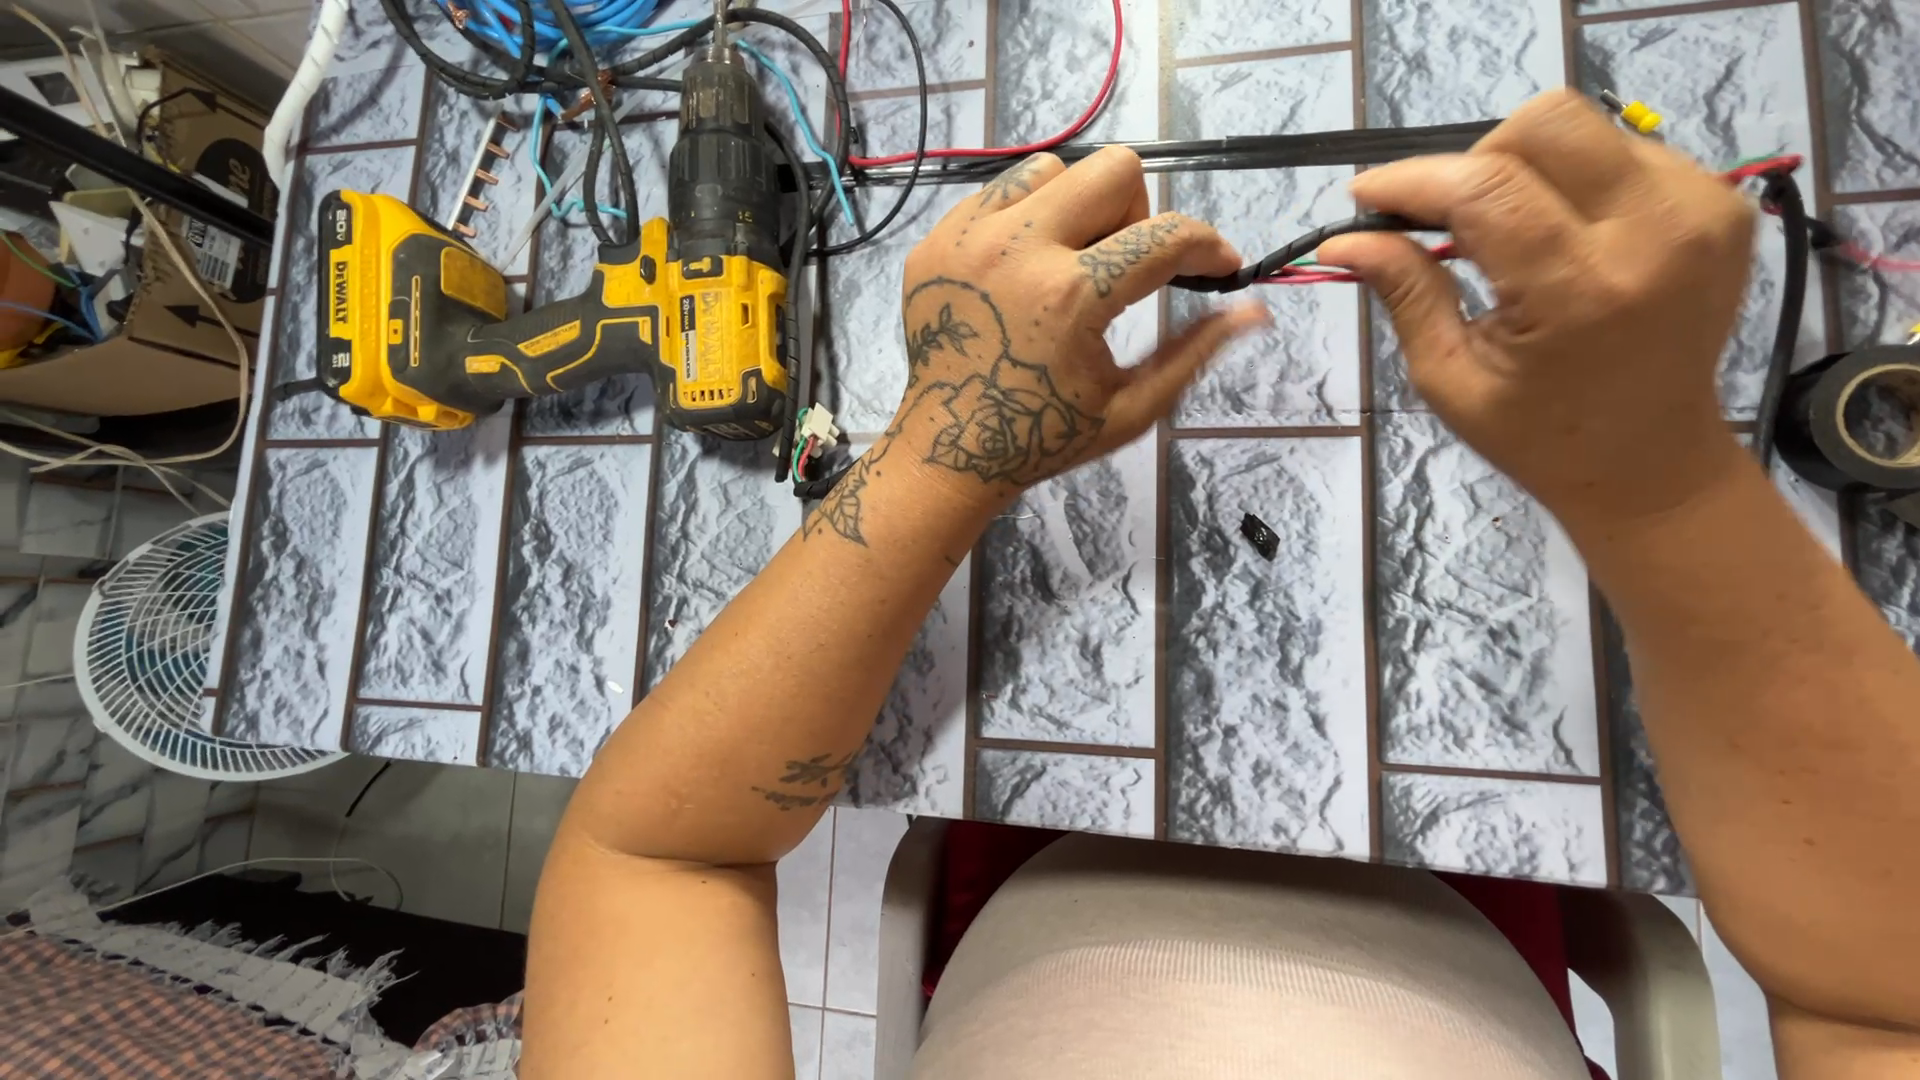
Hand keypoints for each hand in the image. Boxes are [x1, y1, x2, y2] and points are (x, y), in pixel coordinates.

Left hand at [888, 148, 1263, 486]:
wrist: (949, 451)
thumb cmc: (1043, 439)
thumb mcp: (1129, 409)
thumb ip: (1194, 354)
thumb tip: (1255, 309)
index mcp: (1070, 297)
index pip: (1165, 236)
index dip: (1207, 247)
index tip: (1216, 266)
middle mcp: (1017, 250)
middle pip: (1114, 168)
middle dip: (1140, 214)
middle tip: (1126, 266)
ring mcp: (967, 241)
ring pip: (1051, 169)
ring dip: (1078, 206)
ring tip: (1070, 263)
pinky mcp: (935, 244)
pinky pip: (997, 193)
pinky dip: (1026, 219)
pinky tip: (1025, 270)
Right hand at [1320, 89, 1755, 527]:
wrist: (1647, 456)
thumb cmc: (1532, 433)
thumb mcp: (1447, 374)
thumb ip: (1405, 291)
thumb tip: (1342, 241)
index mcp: (1579, 290)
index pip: (1485, 187)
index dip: (1413, 180)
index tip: (1363, 196)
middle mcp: (1655, 230)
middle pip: (1545, 124)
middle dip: (1469, 162)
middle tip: (1437, 217)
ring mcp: (1701, 207)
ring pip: (1583, 128)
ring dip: (1515, 168)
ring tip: (1490, 231)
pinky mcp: (1719, 202)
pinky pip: (1620, 151)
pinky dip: (1563, 179)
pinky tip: (1546, 232)